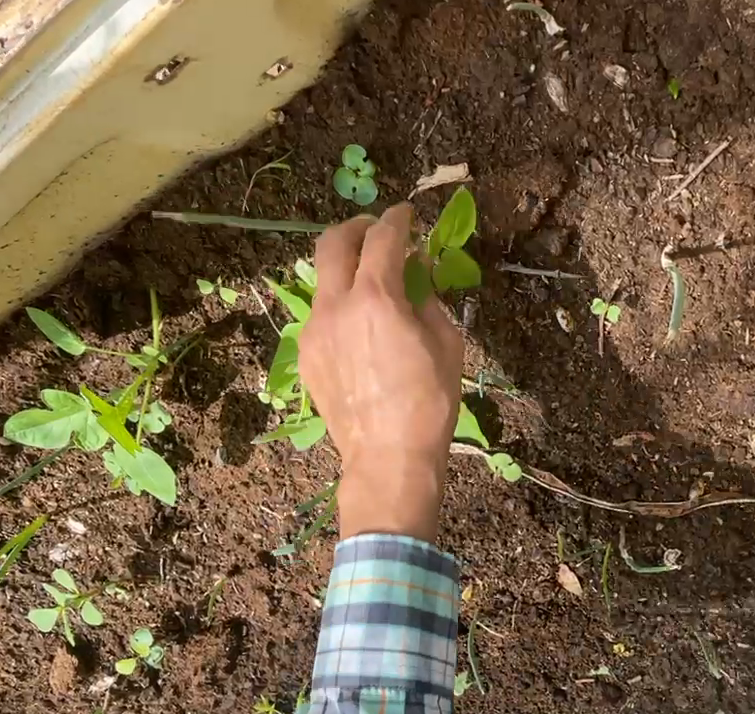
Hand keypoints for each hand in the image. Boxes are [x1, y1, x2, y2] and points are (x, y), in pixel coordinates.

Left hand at [299, 204, 465, 541]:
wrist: (389, 458)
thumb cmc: (430, 404)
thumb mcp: (447, 346)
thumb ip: (430, 300)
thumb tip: (418, 277)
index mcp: (376, 298)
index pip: (383, 238)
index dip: (398, 219)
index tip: (408, 214)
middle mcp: (336, 305)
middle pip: (332, 242)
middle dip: (356, 228)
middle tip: (377, 232)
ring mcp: (315, 331)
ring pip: (322, 281)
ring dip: (345, 271)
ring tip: (369, 287)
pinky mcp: (307, 357)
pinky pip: (321, 317)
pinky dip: (340, 308)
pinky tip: (359, 331)